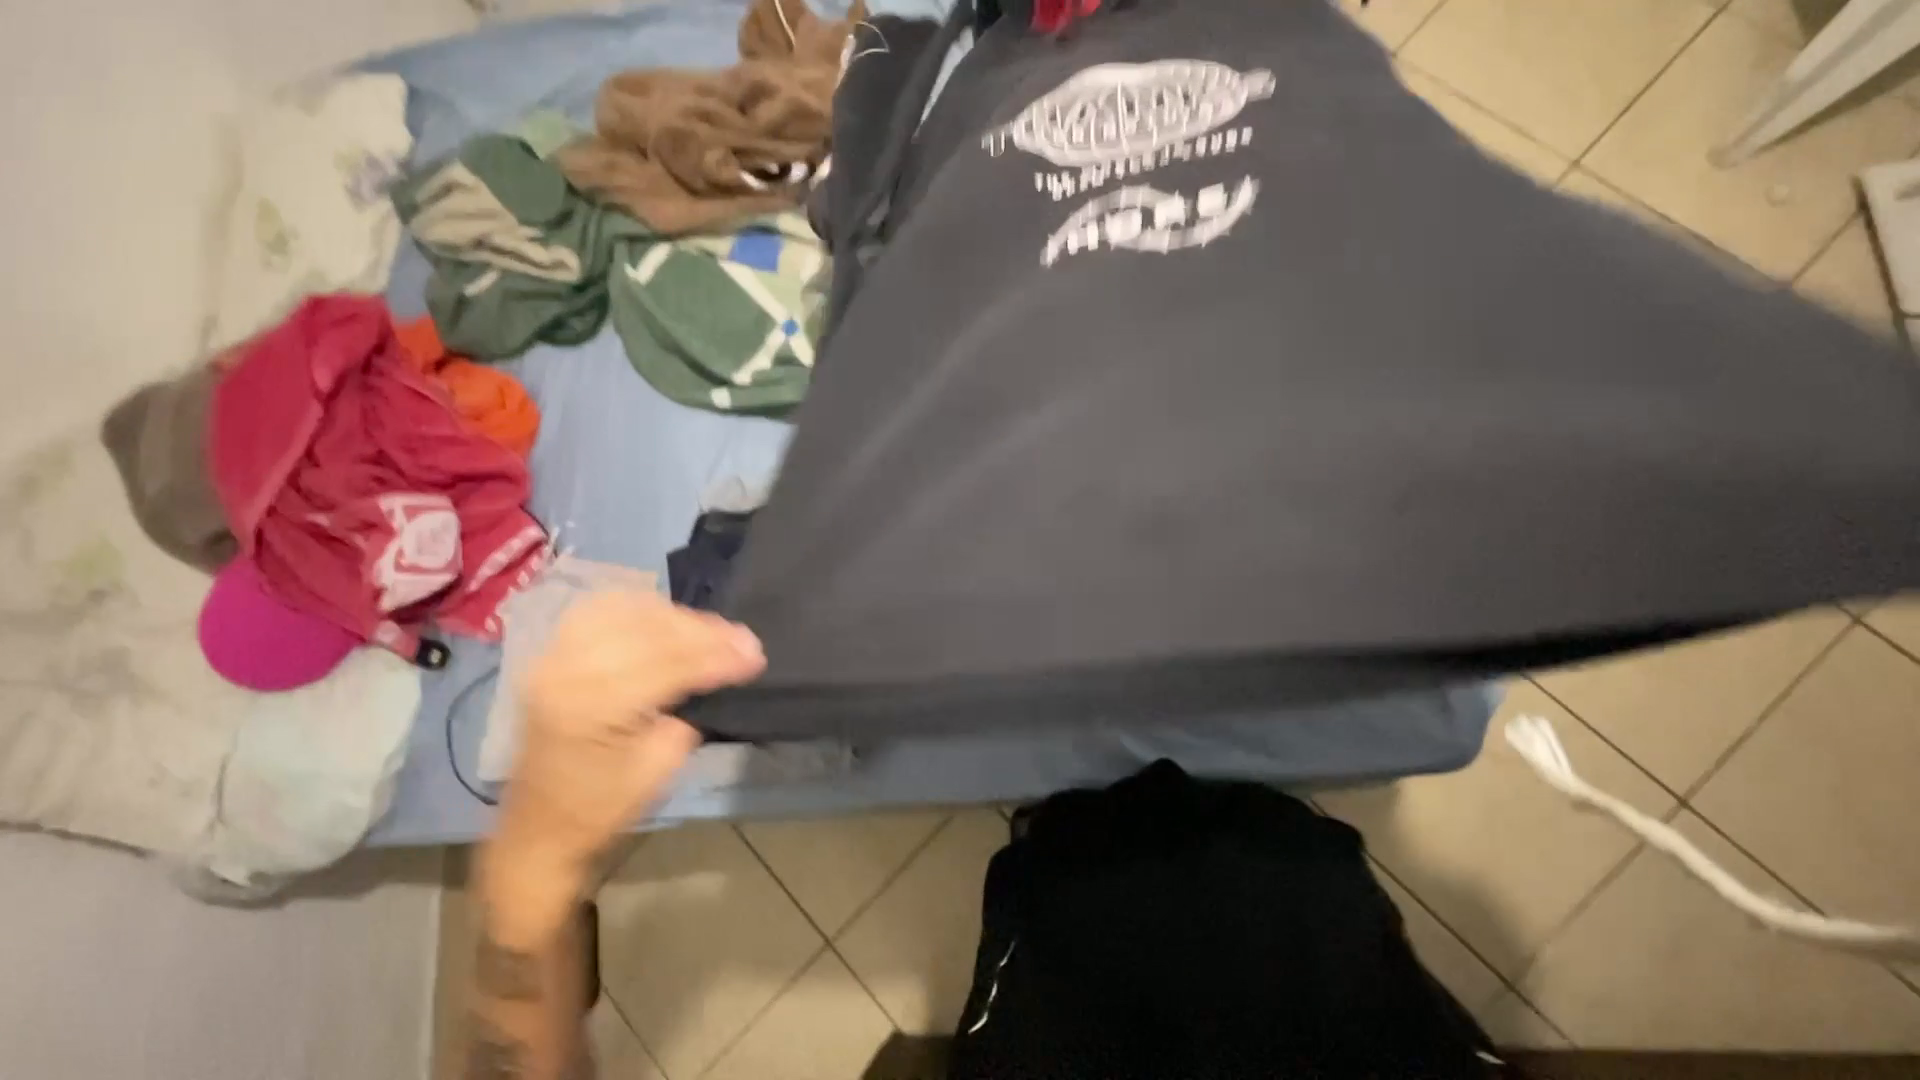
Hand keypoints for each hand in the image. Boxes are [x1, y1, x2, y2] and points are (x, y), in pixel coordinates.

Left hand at [492, 590, 765, 891]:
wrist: (537, 829)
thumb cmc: (600, 809)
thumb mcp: (657, 769)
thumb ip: (685, 713)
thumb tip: (716, 672)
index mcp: (590, 708)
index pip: (665, 665)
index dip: (715, 657)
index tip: (755, 656)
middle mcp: (565, 672)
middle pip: (647, 632)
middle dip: (703, 632)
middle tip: (745, 640)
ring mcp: (552, 658)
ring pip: (625, 612)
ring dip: (675, 617)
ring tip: (713, 630)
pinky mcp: (552, 655)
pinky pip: (598, 610)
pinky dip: (639, 608)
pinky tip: (668, 618)